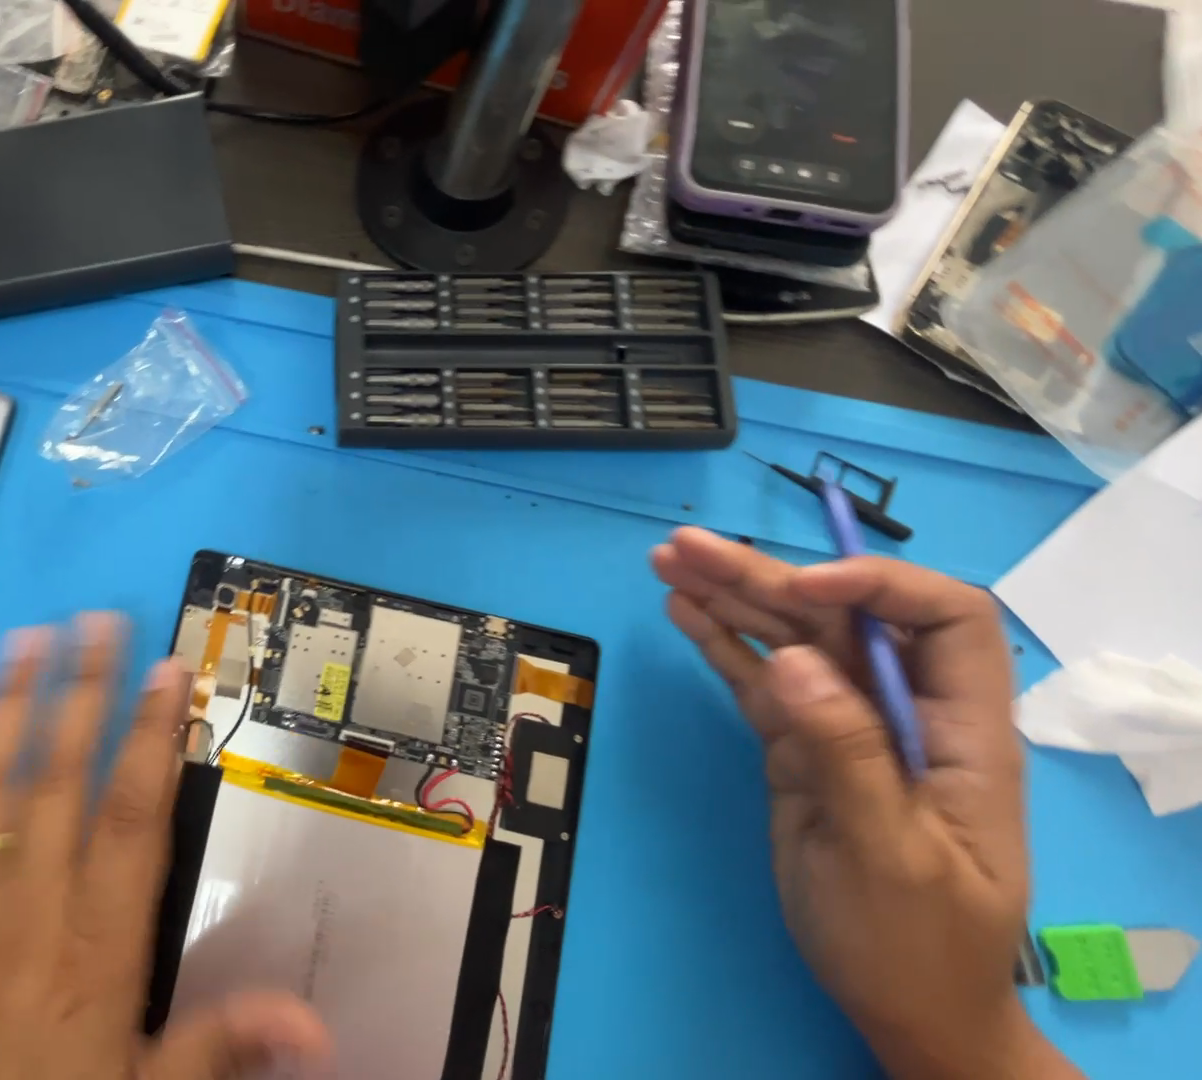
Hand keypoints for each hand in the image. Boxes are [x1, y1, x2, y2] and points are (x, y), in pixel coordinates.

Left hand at [0, 614, 332, 1079]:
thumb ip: (224, 1044)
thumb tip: (317, 1020)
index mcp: (96, 942)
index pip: (132, 816)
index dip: (152, 737)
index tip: (169, 673)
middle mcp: (30, 906)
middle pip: (56, 779)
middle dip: (79, 692)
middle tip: (94, 621)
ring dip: (3, 709)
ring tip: (23, 642)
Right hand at [650, 529, 1076, 1079]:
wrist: (900, 1002)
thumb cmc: (916, 940)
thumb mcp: (891, 855)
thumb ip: (847, 753)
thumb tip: (791, 660)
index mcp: (959, 729)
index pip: (944, 620)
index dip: (878, 586)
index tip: (799, 588)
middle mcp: (899, 709)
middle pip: (838, 618)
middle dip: (764, 576)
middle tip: (686, 548)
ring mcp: (841, 724)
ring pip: (786, 639)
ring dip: (728, 597)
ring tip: (667, 563)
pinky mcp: (795, 744)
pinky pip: (755, 680)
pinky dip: (719, 643)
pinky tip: (683, 611)